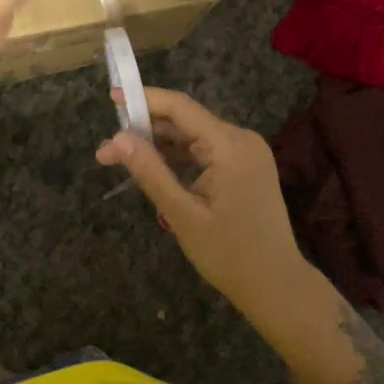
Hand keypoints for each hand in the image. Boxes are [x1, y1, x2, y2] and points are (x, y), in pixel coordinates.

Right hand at [96, 88, 311, 317]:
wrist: (277, 285)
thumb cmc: (229, 253)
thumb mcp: (182, 214)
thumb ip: (151, 172)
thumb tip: (118, 138)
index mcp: (230, 145)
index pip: (180, 107)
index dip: (144, 99)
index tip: (111, 98)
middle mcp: (241, 139)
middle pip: (185, 120)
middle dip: (144, 130)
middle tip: (107, 152)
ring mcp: (247, 152)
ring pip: (194, 136)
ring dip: (160, 145)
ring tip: (122, 162)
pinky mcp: (246, 166)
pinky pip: (206, 150)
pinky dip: (179, 157)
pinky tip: (155, 170)